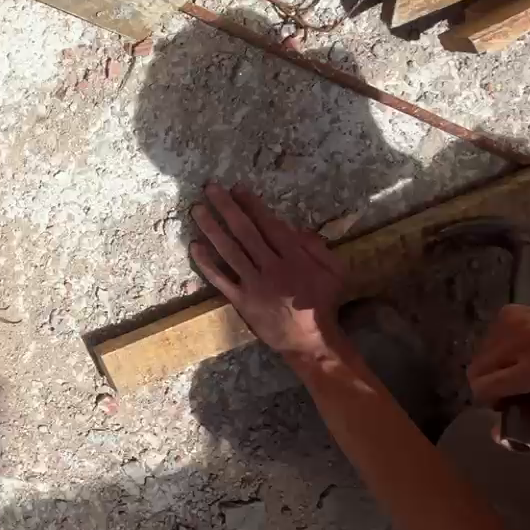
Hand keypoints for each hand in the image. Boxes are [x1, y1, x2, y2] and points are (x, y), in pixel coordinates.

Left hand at [188, 183, 346, 360]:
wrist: (312, 341)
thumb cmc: (323, 303)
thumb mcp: (335, 272)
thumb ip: (317, 247)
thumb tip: (295, 227)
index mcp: (295, 258)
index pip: (270, 225)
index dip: (252, 205)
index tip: (238, 188)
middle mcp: (272, 267)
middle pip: (245, 232)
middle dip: (226, 208)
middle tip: (210, 189)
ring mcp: (254, 284)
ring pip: (228, 251)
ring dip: (211, 228)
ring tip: (197, 209)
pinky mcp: (240, 300)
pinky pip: (219, 279)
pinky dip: (206, 262)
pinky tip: (194, 245)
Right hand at [468, 305, 529, 440]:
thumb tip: (496, 436)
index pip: (484, 386)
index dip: (489, 399)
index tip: (506, 404)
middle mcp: (519, 342)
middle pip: (477, 368)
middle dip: (489, 382)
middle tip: (512, 389)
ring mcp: (514, 322)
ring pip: (481, 351)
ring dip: (495, 364)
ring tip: (521, 369)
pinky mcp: (512, 311)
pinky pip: (490, 334)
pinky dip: (500, 345)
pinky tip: (524, 350)